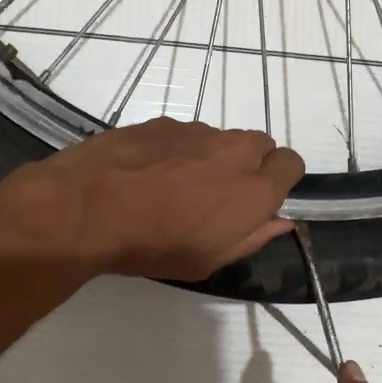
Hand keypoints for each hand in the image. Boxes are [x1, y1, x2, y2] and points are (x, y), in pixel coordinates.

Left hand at [0, 117, 304, 281]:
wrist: (88, 207)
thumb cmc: (153, 246)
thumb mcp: (208, 260)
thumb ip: (251, 237)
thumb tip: (280, 221)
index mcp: (253, 188)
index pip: (292, 164)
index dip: (280, 180)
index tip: (260, 199)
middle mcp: (233, 150)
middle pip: (261, 144)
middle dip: (250, 165)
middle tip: (221, 194)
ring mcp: (196, 131)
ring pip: (221, 138)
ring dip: (212, 157)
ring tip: (177, 185)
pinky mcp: (162, 121)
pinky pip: (186, 133)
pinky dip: (178, 149)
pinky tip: (149, 172)